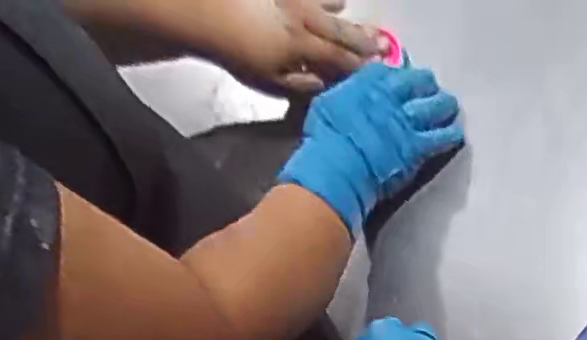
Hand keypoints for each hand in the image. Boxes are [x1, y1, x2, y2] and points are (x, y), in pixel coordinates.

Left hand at [161, 0, 381, 93]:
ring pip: (326, 5)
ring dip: (345, 14)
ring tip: (360, 19)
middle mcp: (303, 16)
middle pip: (341, 31)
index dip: (361, 67)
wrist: (201, 8)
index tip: (378, 73)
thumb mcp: (270, 80)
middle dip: (364, 40)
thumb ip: (300, 84)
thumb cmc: (236, 51)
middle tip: (384, 45)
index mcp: (303, 44)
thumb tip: (323, 84)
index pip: (340, 59)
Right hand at [275, 62, 462, 235]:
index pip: (393, 70)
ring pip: (435, 107)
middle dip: (428, 85)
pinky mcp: (417, 148)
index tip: (408, 78)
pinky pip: (441, 138)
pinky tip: (456, 134)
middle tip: (433, 89)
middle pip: (418, 82)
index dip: (403, 74)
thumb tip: (356, 94)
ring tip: (451, 107)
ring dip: (444, 106)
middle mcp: (390, 97)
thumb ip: (349, 94)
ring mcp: (406, 122)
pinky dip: (450, 135)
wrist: (338, 166)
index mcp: (366, 83)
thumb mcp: (330, 103)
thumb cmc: (325, 139)